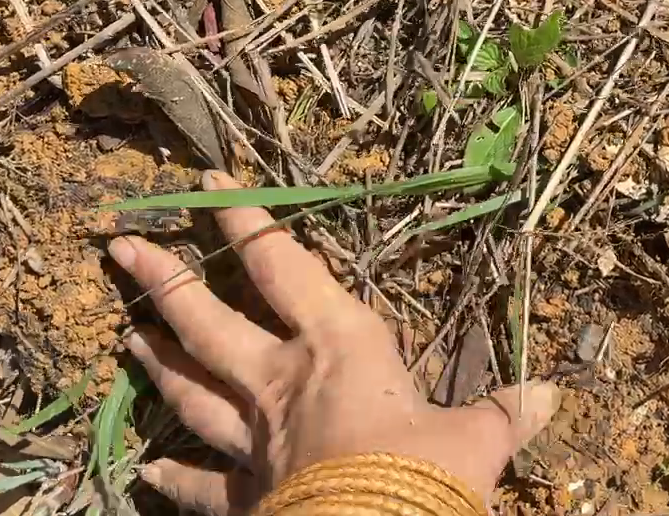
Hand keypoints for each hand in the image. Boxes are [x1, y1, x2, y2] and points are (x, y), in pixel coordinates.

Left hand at [108, 172, 560, 514]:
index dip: (245, 223)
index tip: (210, 185)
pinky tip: (146, 469)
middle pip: (206, 324)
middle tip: (118, 247)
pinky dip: (170, 473)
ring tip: (127, 334)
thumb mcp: (476, 440)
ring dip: (157, 360)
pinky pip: (196, 483)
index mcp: (336, 344)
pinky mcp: (240, 502)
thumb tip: (550, 394)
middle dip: (163, 282)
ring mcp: (252, 443)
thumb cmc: (420, 478)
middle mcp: (281, 382)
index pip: (280, 267)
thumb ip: (506, 413)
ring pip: (190, 390)